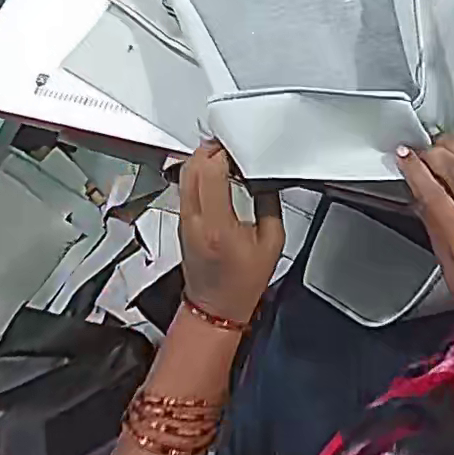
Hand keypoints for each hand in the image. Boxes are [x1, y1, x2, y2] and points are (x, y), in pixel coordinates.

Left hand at [176, 141, 285, 324]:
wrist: (216, 307)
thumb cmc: (242, 283)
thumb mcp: (272, 243)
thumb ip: (269, 205)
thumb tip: (264, 179)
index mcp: (218, 226)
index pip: (211, 173)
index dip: (223, 154)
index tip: (237, 150)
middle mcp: (195, 220)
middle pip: (192, 168)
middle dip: (210, 150)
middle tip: (228, 146)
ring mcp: (184, 220)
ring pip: (184, 175)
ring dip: (201, 159)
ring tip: (221, 155)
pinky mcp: (181, 221)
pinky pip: (185, 187)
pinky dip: (197, 173)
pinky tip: (212, 173)